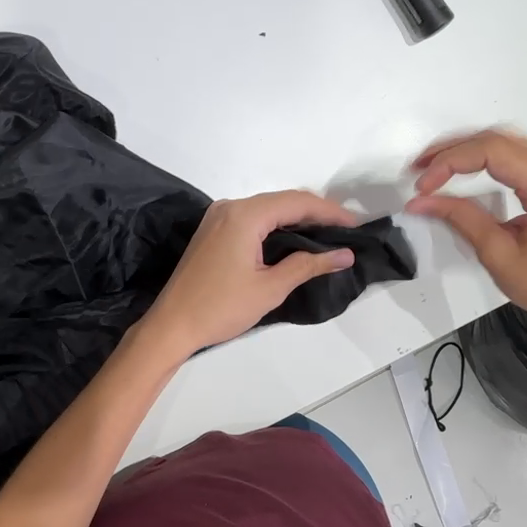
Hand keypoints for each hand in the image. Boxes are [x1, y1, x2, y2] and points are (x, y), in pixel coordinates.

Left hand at [142, 190, 359, 354]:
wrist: (171, 325)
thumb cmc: (220, 308)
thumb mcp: (270, 288)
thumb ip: (308, 265)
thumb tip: (344, 254)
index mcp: (244, 215)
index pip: (297, 202)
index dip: (330, 212)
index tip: (355, 226)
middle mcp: (229, 208)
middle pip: (282, 201)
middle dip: (315, 213)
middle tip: (345, 232)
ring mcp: (217, 218)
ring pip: (266, 209)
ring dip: (295, 219)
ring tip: (326, 236)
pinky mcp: (211, 232)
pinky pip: (251, 220)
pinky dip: (274, 227)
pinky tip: (293, 241)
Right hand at [404, 128, 526, 349]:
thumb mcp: (498, 254)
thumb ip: (460, 218)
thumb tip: (421, 202)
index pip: (493, 151)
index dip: (450, 161)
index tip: (422, 186)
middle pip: (503, 138)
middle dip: (456, 148)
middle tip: (421, 168)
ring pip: (514, 142)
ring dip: (473, 150)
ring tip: (438, 167)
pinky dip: (494, 159)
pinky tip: (470, 171)